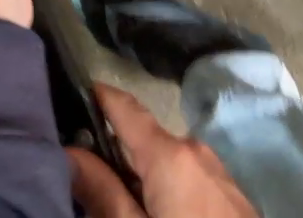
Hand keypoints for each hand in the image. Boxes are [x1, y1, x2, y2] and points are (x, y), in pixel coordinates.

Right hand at [67, 84, 258, 217]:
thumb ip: (103, 193)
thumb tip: (70, 152)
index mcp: (170, 153)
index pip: (125, 106)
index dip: (97, 97)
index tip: (69, 96)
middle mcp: (195, 150)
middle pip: (143, 140)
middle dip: (114, 153)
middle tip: (83, 176)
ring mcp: (218, 172)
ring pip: (166, 162)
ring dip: (141, 177)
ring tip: (119, 201)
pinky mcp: (232, 196)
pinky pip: (188, 180)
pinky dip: (166, 190)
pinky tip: (156, 214)